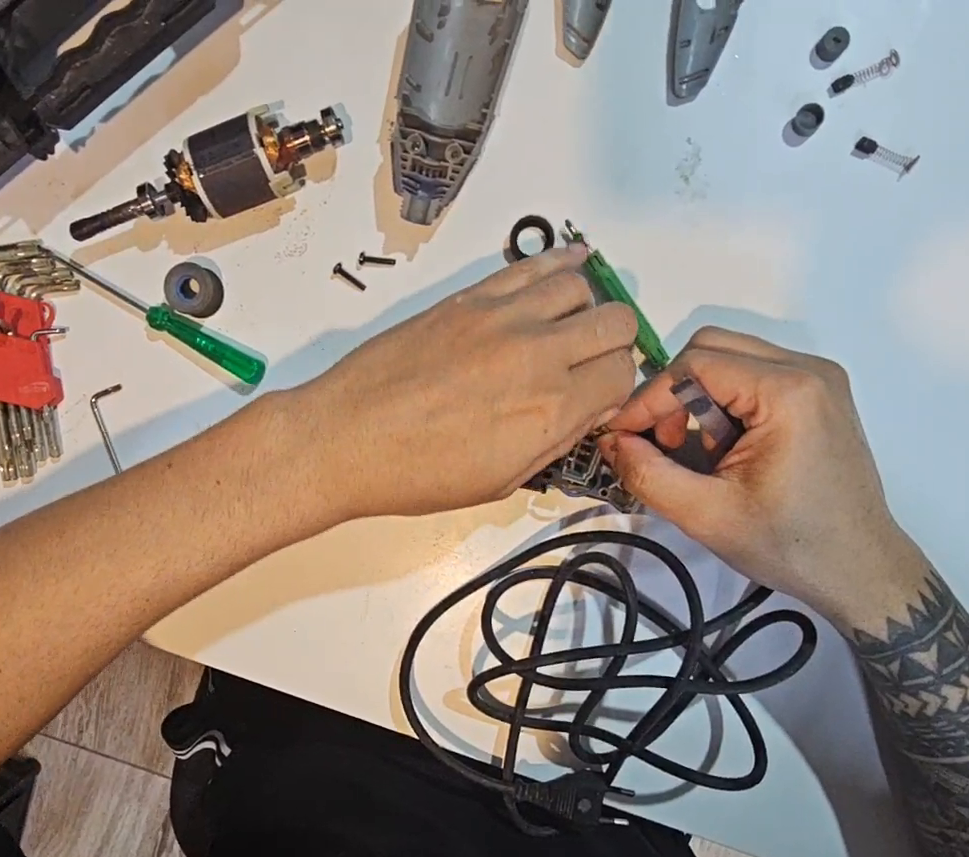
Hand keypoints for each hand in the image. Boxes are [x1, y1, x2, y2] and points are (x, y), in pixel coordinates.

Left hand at [290, 246, 638, 519]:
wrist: (347, 439)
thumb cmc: (416, 474)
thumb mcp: (499, 481)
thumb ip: (553, 441)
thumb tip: (584, 411)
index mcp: (549, 411)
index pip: (621, 375)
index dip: (615, 388)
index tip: (596, 395)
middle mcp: (537, 355)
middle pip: (616, 322)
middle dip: (613, 344)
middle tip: (589, 360)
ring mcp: (503, 318)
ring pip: (580, 284)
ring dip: (584, 305)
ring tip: (565, 325)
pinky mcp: (470, 298)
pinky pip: (532, 265)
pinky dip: (560, 262)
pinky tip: (570, 265)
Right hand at [599, 328, 928, 627]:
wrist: (859, 570)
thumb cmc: (788, 544)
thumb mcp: (705, 515)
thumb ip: (647, 473)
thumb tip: (610, 441)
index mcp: (788, 391)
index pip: (695, 364)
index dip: (648, 397)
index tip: (620, 437)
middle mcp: (808, 369)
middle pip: (712, 349)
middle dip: (672, 393)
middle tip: (659, 444)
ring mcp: (818, 379)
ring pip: (730, 360)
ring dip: (696, 399)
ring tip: (691, 452)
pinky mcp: (818, 396)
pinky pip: (752, 377)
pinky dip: (721, 404)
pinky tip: (721, 449)